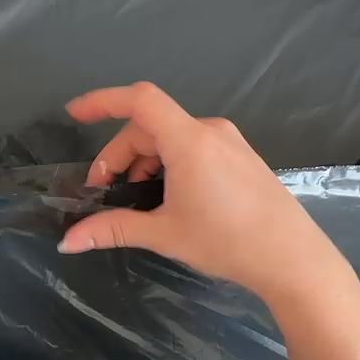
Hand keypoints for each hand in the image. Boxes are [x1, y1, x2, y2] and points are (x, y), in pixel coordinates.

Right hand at [58, 83, 353, 307]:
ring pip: (170, 139)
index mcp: (188, 141)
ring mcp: (228, 142)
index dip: (102, 101)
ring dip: (143, 163)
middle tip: (104, 193)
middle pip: (149, 127)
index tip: (74, 113)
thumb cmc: (226, 241)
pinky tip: (166, 198)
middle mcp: (209, 131)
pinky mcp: (239, 157)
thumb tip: (68, 242)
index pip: (139, 101)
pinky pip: (191, 148)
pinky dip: (167, 165)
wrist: (292, 258)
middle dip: (119, 156)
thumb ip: (112, 229)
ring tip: (136, 201)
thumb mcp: (163, 234)